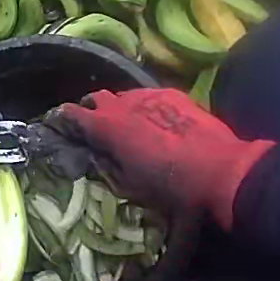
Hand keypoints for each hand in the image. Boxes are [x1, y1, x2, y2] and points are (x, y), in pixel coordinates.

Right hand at [47, 88, 273, 231]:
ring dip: (119, 108)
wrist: (221, 170)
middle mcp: (122, 104)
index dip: (62, 118)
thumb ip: (106, 166)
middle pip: (96, 97)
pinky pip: (148, 97)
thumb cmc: (169, 185)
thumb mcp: (128, 185)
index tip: (58, 123)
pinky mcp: (172, 95)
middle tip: (93, 124)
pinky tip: (154, 122)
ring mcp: (148, 96)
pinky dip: (143, 107)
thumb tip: (95, 157)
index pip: (72, 113)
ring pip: (123, 96)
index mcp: (106, 126)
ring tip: (126, 125)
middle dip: (90, 108)